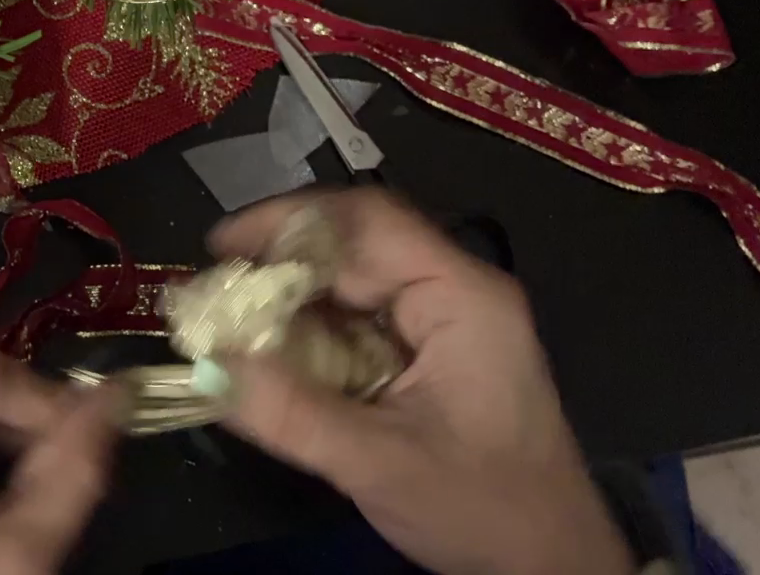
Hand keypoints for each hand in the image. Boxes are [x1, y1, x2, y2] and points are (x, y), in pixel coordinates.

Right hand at [211, 190, 636, 574]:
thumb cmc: (487, 513)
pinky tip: (267, 338)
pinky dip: (301, 316)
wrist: (554, 573)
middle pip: (350, 239)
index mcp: (461, 296)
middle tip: (217, 281)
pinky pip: (348, 308)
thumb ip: (293, 415)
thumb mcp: (383, 465)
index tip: (224, 246)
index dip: (288, 221)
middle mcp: (449, 288)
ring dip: (284, 286)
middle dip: (277, 255)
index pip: (366, 221)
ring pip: (344, 272)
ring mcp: (435, 314)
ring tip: (229, 308)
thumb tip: (206, 366)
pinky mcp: (417, 342)